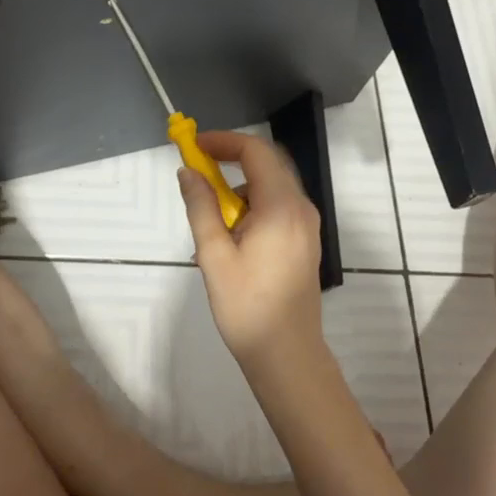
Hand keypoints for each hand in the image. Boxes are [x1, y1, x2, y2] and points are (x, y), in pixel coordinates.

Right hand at [177, 131, 323, 363]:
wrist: (287, 355)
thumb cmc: (246, 306)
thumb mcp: (214, 255)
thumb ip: (201, 207)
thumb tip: (188, 172)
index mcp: (281, 208)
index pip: (255, 152)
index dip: (223, 141)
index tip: (193, 145)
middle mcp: (300, 209)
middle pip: (267, 163)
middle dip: (230, 158)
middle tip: (197, 168)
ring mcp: (306, 225)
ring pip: (272, 185)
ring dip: (240, 184)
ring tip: (209, 213)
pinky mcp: (304, 240)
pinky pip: (278, 206)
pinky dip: (252, 203)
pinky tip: (230, 233)